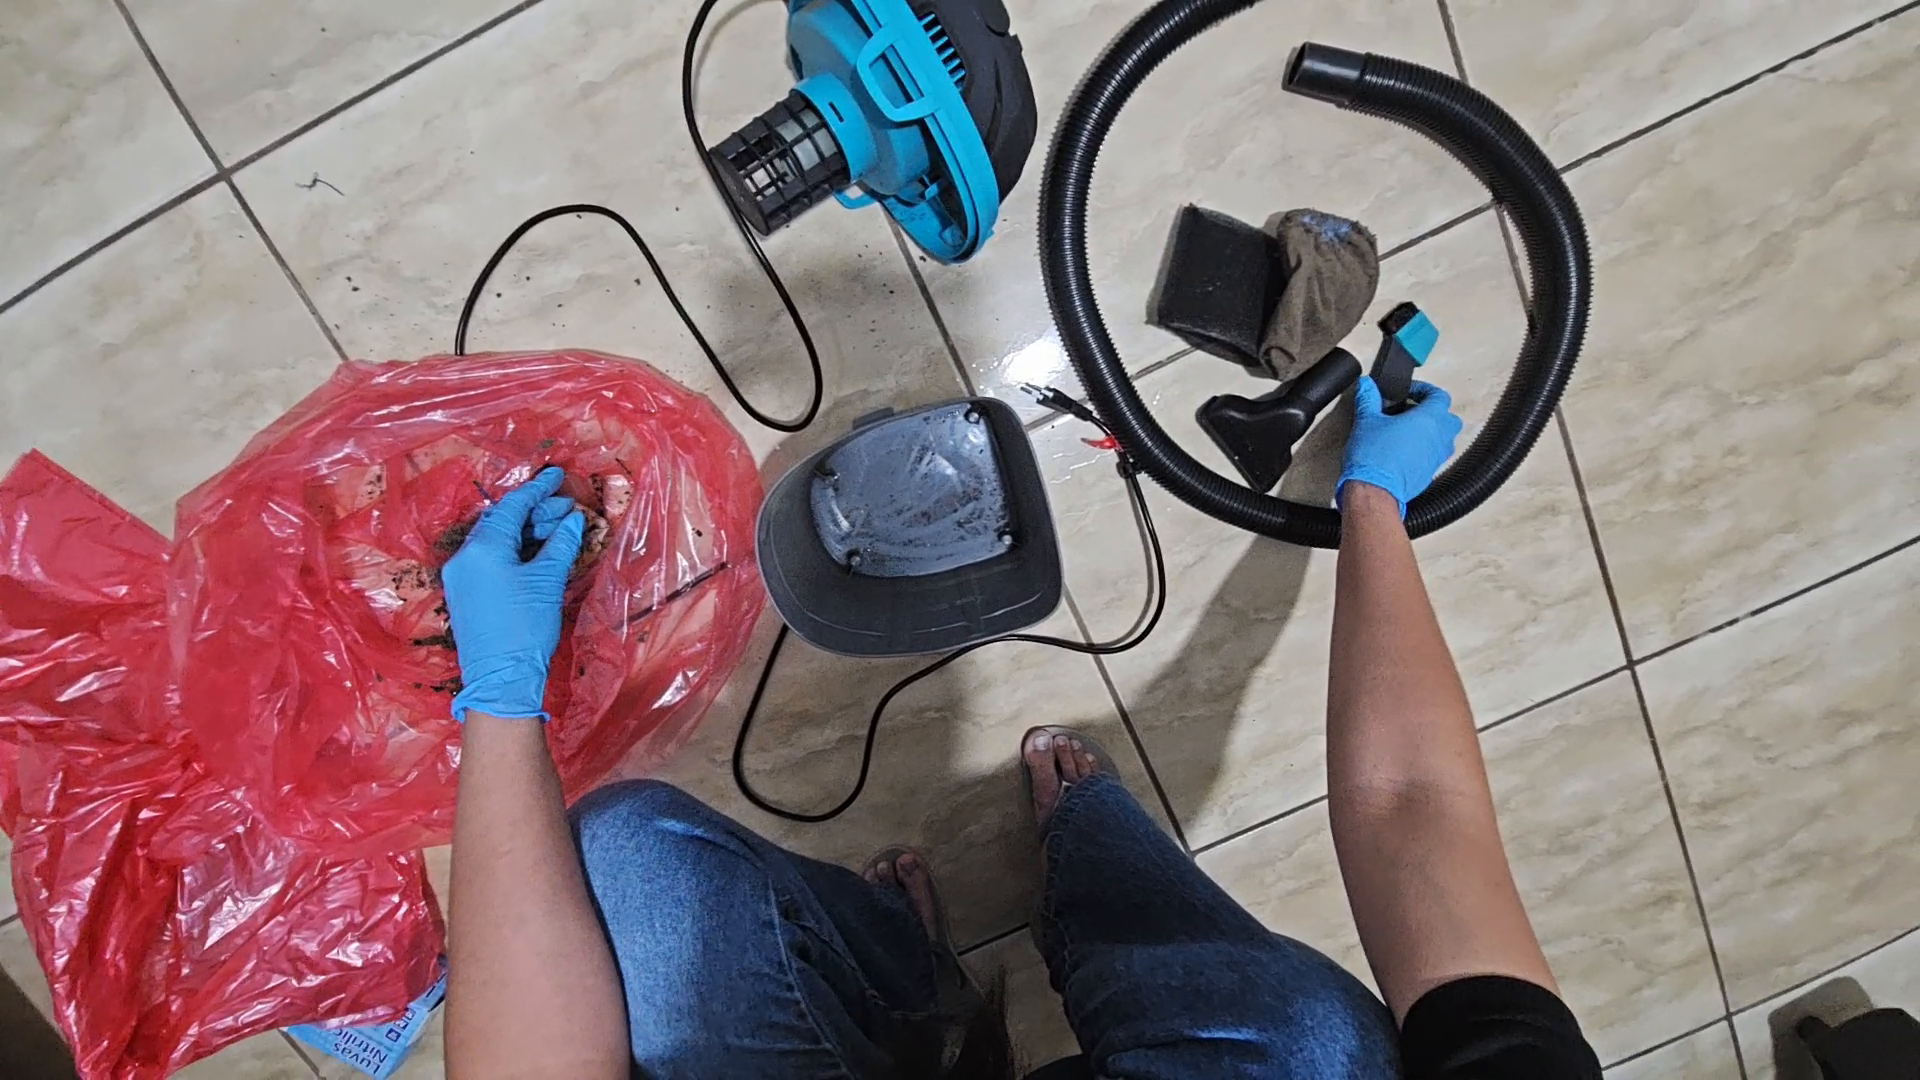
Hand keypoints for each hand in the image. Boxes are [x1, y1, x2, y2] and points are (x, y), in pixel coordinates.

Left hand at [442, 466, 586, 720]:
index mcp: (482, 549)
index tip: (557, 473)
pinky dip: (517, 548)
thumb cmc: (525, 625)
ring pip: (497, 540)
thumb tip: (573, 519)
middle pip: (503, 521)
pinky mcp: (467, 591)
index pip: (512, 507)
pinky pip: (492, 557)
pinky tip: (540, 550)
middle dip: (536, 510)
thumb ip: (560, 545)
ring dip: (528, 530)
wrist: (501, 675)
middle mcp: (465, 557)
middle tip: (568, 507)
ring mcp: (462, 575)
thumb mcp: (547, 581)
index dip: (537, 489)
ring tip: (559, 527)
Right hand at [1338, 377, 1463, 518]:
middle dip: (1431, 412)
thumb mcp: (1365, 421)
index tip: (1408, 392)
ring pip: (1443, 438)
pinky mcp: (1430, 473)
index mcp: (1430, 418)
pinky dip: (1423, 451)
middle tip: (1409, 413)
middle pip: (1447, 417)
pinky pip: (1433, 456)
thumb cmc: (1373, 456)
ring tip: (1406, 433)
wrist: (1374, 490)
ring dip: (1429, 432)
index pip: (1439, 395)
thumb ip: (1368, 399)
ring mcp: (1437, 457)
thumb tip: (1366, 385)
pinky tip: (1402, 453)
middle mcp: (1440, 436)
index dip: (1424, 390)